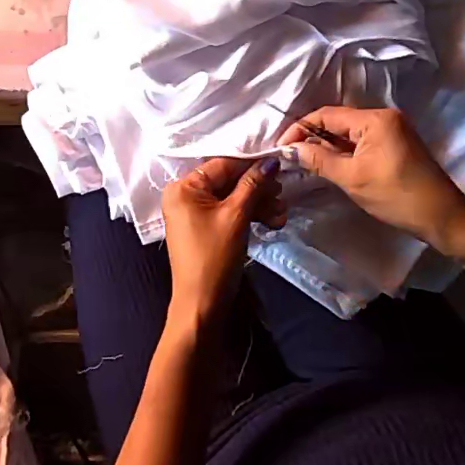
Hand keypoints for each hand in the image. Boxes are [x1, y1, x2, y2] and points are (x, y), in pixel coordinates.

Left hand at [160, 156, 284, 318]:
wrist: (202, 304)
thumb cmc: (214, 257)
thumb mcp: (236, 216)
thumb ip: (253, 185)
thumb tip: (271, 161)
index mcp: (183, 187)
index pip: (222, 164)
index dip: (252, 165)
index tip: (280, 167)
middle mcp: (184, 195)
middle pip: (228, 181)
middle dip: (258, 189)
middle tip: (282, 196)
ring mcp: (193, 213)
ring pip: (232, 198)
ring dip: (258, 204)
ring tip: (280, 216)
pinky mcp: (204, 228)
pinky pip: (228, 212)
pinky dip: (249, 215)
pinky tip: (271, 222)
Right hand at [278, 107, 464, 254]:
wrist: (442, 218)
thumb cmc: (396, 196)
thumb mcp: (352, 179)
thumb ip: (318, 160)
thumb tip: (289, 150)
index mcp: (375, 119)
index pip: (326, 115)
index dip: (300, 129)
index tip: (280, 148)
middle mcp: (384, 117)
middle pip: (337, 121)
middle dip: (311, 137)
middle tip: (289, 156)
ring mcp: (391, 130)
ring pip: (347, 132)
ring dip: (325, 145)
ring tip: (303, 161)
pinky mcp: (394, 144)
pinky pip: (360, 141)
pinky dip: (342, 151)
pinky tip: (327, 164)